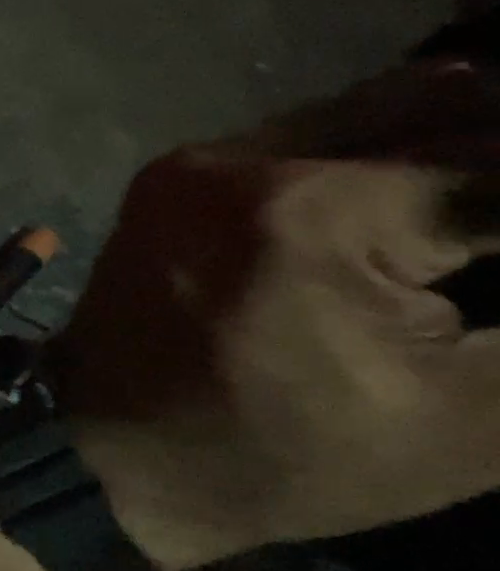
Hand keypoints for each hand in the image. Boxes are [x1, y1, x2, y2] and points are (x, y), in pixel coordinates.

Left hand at [51, 60, 499, 569]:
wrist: (108, 445)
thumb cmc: (276, 453)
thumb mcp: (462, 418)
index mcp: (309, 213)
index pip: (492, 175)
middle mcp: (239, 163)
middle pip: (423, 118)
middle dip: (493, 137)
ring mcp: (193, 163)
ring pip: (354, 116)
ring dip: (447, 124)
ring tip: (492, 134)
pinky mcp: (171, 177)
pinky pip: (294, 137)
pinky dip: (370, 140)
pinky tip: (435, 142)